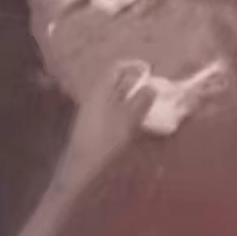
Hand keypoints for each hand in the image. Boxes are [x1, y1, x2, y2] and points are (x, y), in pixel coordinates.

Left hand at [52, 62, 153, 195]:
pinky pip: (112, 110)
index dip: (134, 66)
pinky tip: (136, 121)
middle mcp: (94, 96)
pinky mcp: (93, 125)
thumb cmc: (106, 140)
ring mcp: (92, 111)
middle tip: (154, 90)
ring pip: (115, 97)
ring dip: (132, 98)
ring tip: (150, 106)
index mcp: (100, 89)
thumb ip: (142, 100)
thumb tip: (151, 87)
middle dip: (136, 83)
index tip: (151, 72)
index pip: (117, 67)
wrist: (81, 169)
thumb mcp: (129, 119)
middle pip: (116, 81)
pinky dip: (126, 111)